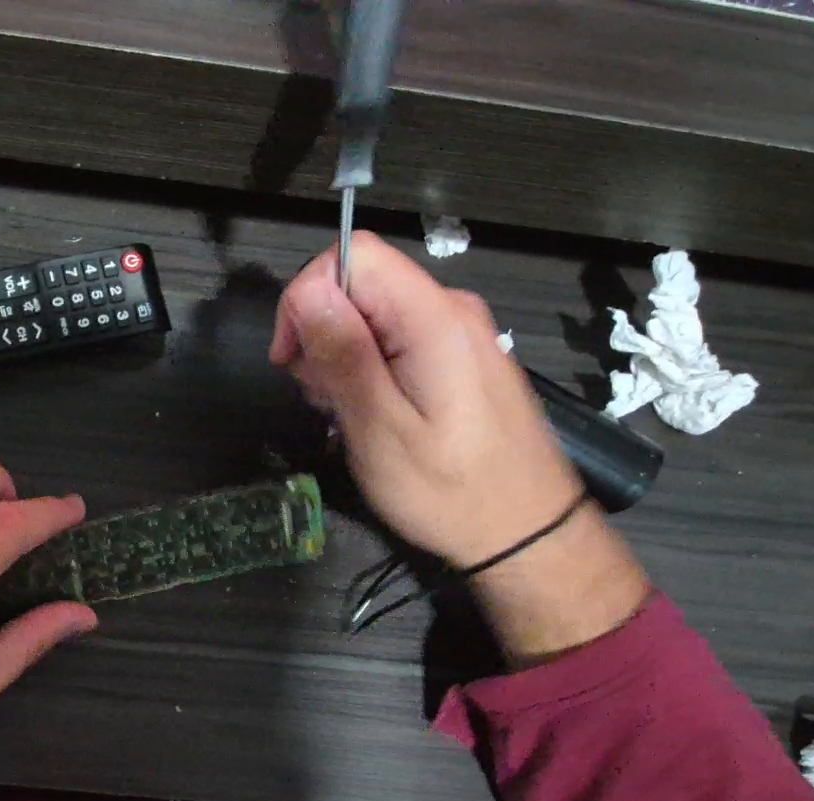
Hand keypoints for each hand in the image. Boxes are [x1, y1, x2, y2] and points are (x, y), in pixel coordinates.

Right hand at [269, 233, 648, 663]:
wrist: (523, 532)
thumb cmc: (448, 490)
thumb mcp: (380, 429)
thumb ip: (344, 356)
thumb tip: (306, 292)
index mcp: (432, 318)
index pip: (352, 255)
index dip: (305, 297)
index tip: (290, 359)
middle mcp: (449, 309)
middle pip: (359, 284)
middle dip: (320, 333)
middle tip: (322, 400)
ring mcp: (458, 333)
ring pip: (371, 314)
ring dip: (340, 357)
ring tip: (346, 415)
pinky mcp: (457, 357)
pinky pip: (394, 339)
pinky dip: (366, 369)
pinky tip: (369, 414)